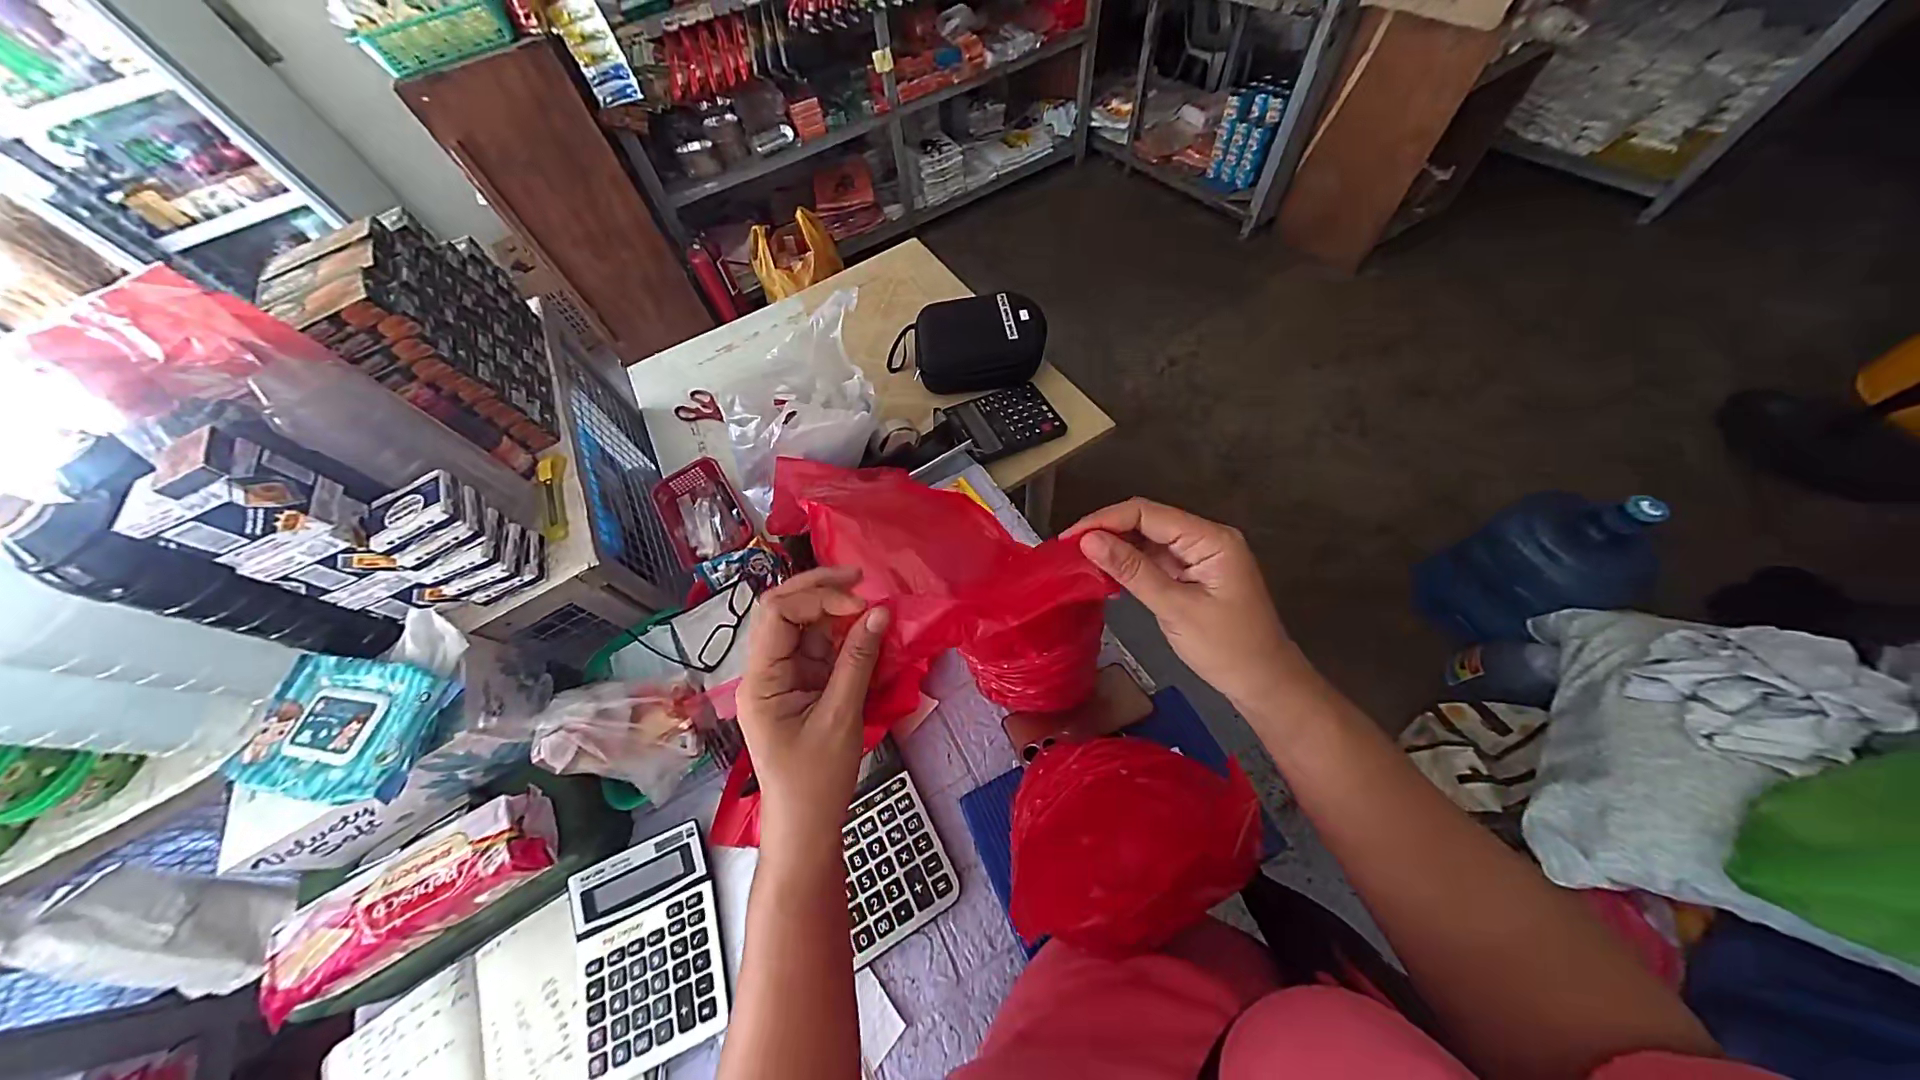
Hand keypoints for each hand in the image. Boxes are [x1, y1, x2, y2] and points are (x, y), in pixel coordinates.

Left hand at [737, 567, 889, 849]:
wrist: (806, 828)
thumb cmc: (815, 783)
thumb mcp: (840, 719)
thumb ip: (857, 662)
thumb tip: (879, 614)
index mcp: (760, 680)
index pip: (777, 614)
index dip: (817, 597)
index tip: (859, 604)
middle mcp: (766, 671)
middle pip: (785, 611)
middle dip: (821, 589)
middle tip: (861, 579)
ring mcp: (785, 677)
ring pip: (805, 627)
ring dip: (837, 612)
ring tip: (871, 606)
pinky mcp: (803, 686)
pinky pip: (821, 649)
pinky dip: (845, 637)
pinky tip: (867, 631)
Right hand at [1065, 498, 1304, 709]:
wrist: (1264, 683)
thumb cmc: (1229, 649)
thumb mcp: (1175, 609)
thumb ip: (1131, 571)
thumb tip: (1089, 541)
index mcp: (1210, 539)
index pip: (1147, 513)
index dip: (1104, 520)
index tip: (1070, 537)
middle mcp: (1205, 538)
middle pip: (1146, 521)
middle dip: (1106, 531)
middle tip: (1068, 550)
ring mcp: (1198, 556)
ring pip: (1146, 540)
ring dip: (1114, 548)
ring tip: (1079, 561)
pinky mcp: (1191, 574)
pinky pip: (1153, 560)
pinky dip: (1128, 565)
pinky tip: (1104, 574)